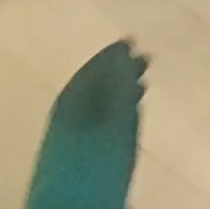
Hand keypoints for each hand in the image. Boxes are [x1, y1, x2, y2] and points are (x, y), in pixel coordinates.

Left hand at [26, 40, 147, 208]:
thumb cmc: (95, 167)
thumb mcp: (111, 121)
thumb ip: (117, 85)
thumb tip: (124, 50)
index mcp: (67, 111)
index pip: (87, 75)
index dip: (108, 57)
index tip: (130, 41)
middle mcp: (66, 126)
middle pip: (92, 91)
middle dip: (116, 73)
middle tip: (143, 58)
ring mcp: (71, 149)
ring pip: (96, 110)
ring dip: (119, 93)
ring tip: (143, 82)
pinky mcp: (82, 168)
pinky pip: (99, 129)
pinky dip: (117, 114)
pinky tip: (132, 113)